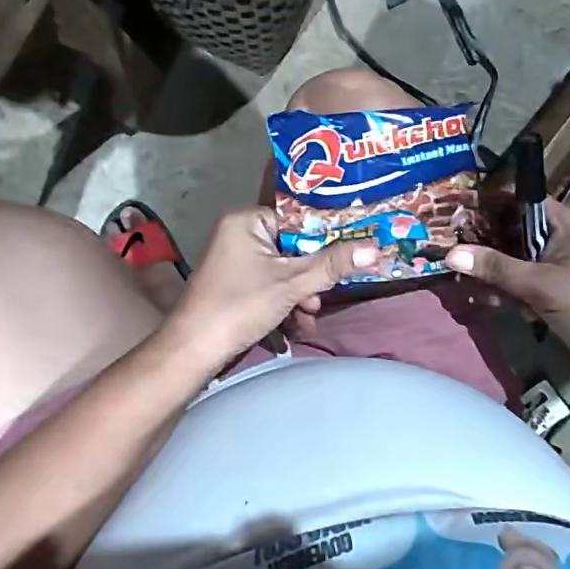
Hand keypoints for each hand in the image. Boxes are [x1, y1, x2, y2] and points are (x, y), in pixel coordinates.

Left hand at [166, 207, 378, 361]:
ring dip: (300, 295)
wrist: (194, 348)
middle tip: (322, 297)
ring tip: (308, 317)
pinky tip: (296, 327)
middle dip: (311, 277)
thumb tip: (375, 247)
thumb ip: (333, 264)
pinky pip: (269, 284)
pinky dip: (284, 303)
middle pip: (292, 247)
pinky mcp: (234, 282)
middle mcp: (238, 233)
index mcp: (247, 220)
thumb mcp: (292, 284)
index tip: (348, 258)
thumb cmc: (241, 305)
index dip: (324, 240)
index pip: (298, 220)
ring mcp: (234, 259)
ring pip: (283, 270)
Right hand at [443, 200, 569, 366]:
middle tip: (460, 260)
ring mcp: (563, 260)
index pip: (521, 198)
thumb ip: (495, 267)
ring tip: (484, 293)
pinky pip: (525, 276)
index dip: (489, 203)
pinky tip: (505, 306)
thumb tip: (450, 253)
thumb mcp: (539, 286)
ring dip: (498, 274)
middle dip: (488, 247)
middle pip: (514, 229)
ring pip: (516, 256)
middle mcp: (564, 235)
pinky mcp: (560, 284)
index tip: (456, 215)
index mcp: (567, 223)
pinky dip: (513, 289)